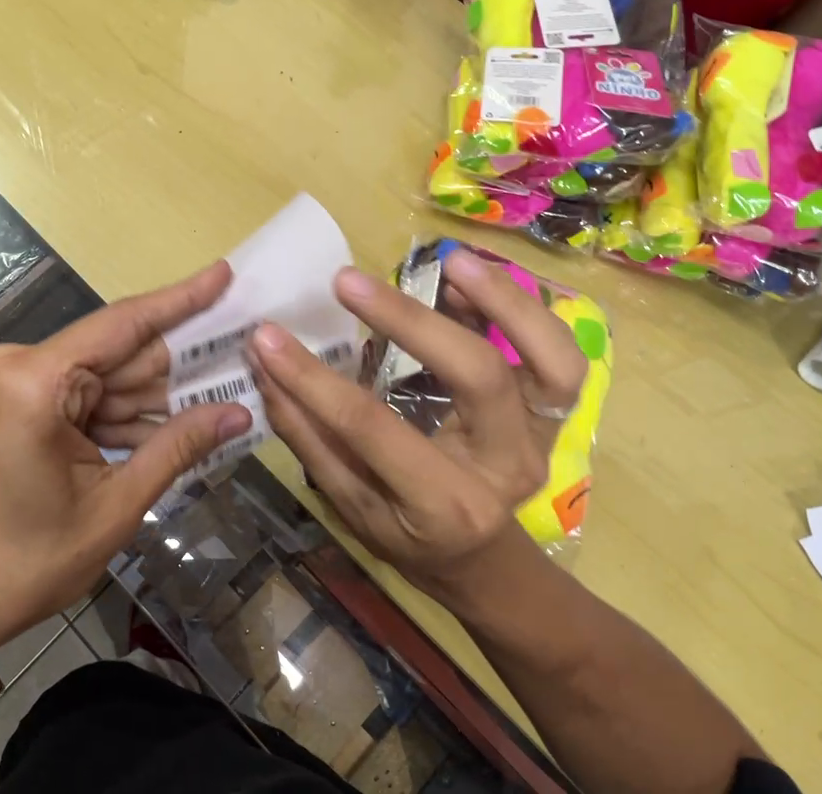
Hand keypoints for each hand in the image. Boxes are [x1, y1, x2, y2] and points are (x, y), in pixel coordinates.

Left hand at [0, 262, 252, 697]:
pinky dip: (124, 417)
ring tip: (225, 397)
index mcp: (35, 380)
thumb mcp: (113, 507)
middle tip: (244, 357)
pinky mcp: (15, 408)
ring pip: (106, 380)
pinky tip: (174, 428)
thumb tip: (240, 414)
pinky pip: (84, 400)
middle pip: (119, 354)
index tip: (225, 273)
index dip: (182, 300)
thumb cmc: (23, 566)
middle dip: (179, 365)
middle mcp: (20, 367)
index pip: (123, 324)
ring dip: (157, 397)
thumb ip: (177, 449)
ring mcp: (13, 385)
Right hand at [250, 250, 586, 596]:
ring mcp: (542, 436)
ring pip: (554, 359)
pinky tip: (464, 281)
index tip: (269, 336)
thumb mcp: (349, 503)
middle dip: (408, 319)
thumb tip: (264, 365)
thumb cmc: (408, 537)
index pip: (373, 429)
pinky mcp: (553, 412)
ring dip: (503, 300)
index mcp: (444, 504)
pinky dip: (518, 309)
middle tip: (346, 283)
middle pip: (477, 375)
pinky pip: (557, 352)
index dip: (315, 380)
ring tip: (448, 262)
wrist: (481, 559)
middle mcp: (505, 467)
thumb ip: (309, 435)